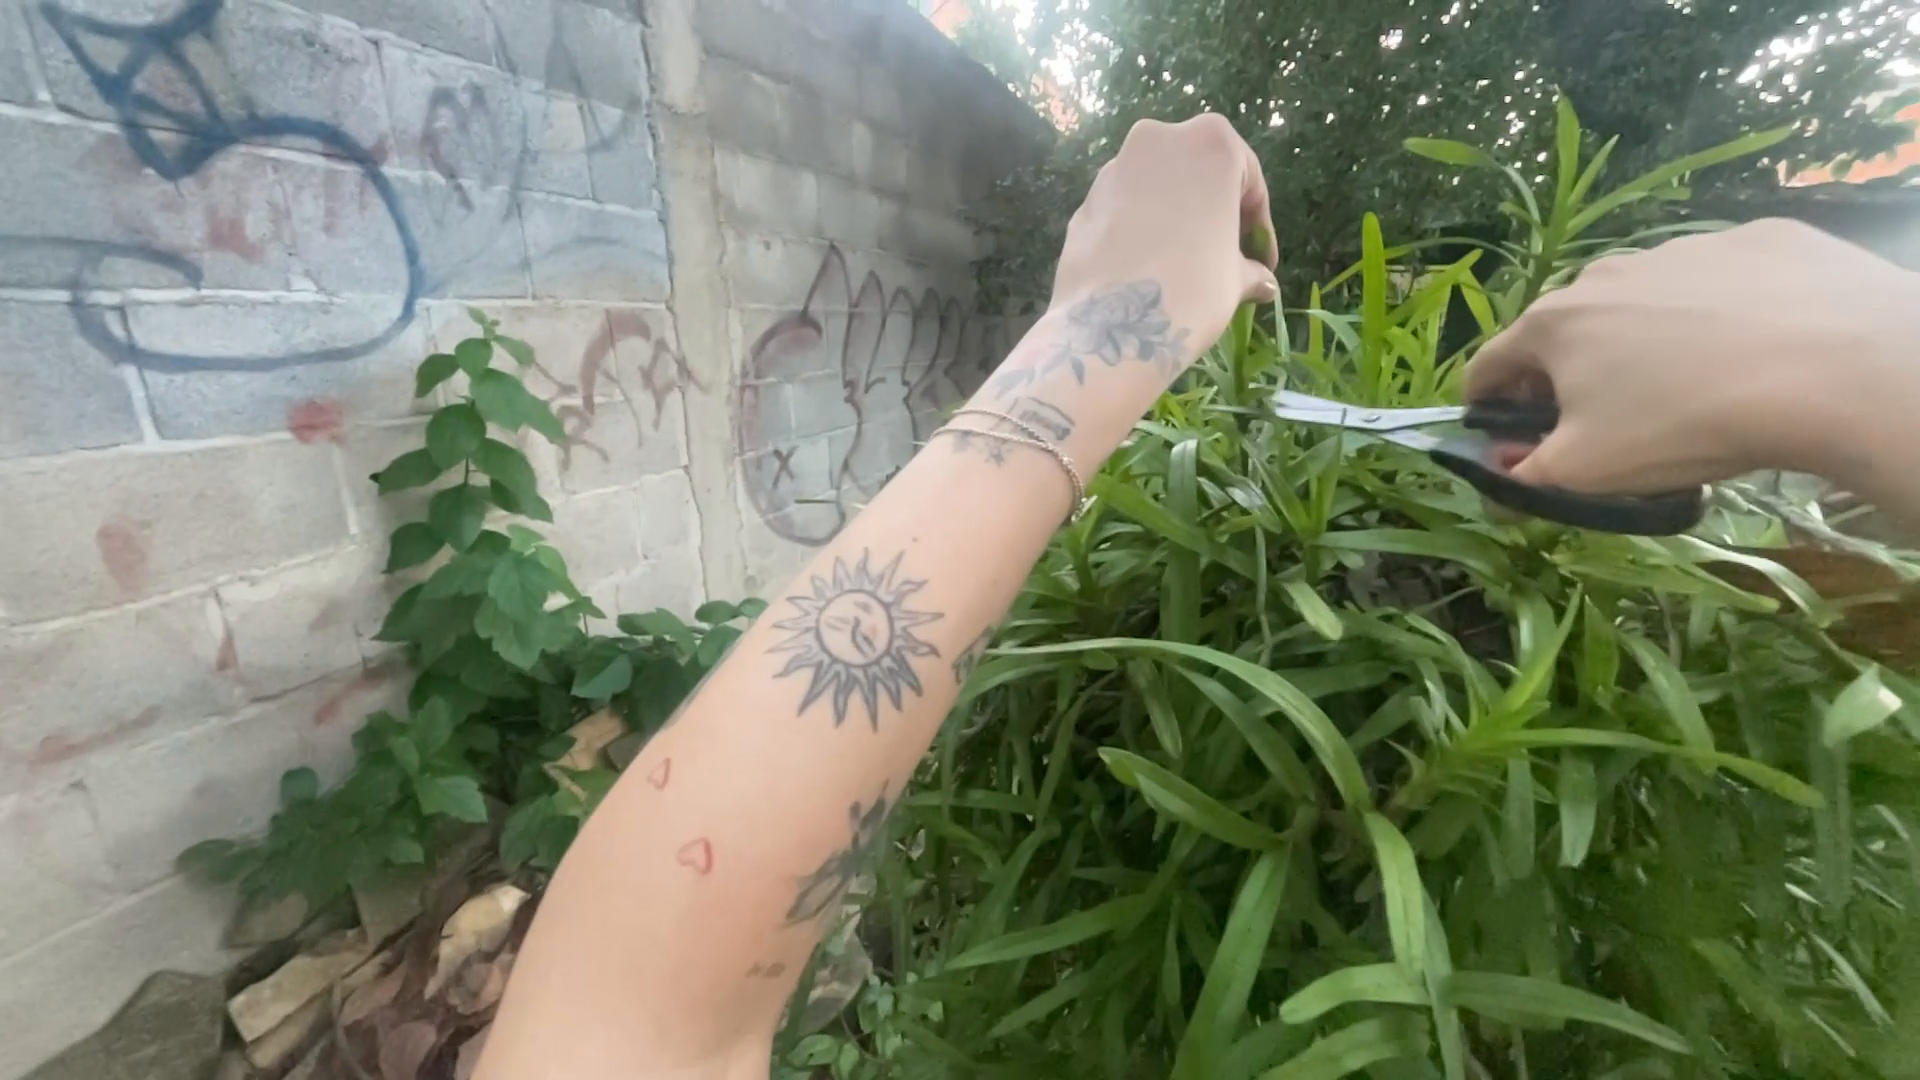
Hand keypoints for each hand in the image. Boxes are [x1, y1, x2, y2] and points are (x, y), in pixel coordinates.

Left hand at [1047, 114, 1278, 372]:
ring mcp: (1112, 172)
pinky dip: (1136, 237)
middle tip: (1222, 261)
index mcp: (1210, 142)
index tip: (1262, 263)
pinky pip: (1122, 218)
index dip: (1258, 228)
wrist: (1111, 328)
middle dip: (1211, 217)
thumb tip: (1263, 284)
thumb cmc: (1192, 291)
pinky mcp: (1082, 208)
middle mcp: (1157, 140)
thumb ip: (1250, 272)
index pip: (1248, 184)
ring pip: (1155, 194)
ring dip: (1171, 223)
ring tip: (1179, 269)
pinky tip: (1143, 274)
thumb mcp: (1234, 282)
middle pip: (1198, 179)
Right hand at [1466, 218, 1919, 493]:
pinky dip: (1714, 313)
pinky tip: (1749, 349)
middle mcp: (1604, 274)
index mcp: (1549, 324)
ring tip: (1685, 384)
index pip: (1486, 366)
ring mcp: (1687, 249)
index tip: (1510, 436)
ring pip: (1636, 304)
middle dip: (1563, 375)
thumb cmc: (1684, 423)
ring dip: (1635, 342)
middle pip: (1559, 333)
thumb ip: (1517, 479)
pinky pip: (1715, 282)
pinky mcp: (1766, 238)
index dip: (1485, 407)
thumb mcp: (1580, 472)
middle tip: (1600, 419)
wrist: (1854, 375)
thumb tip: (1494, 486)